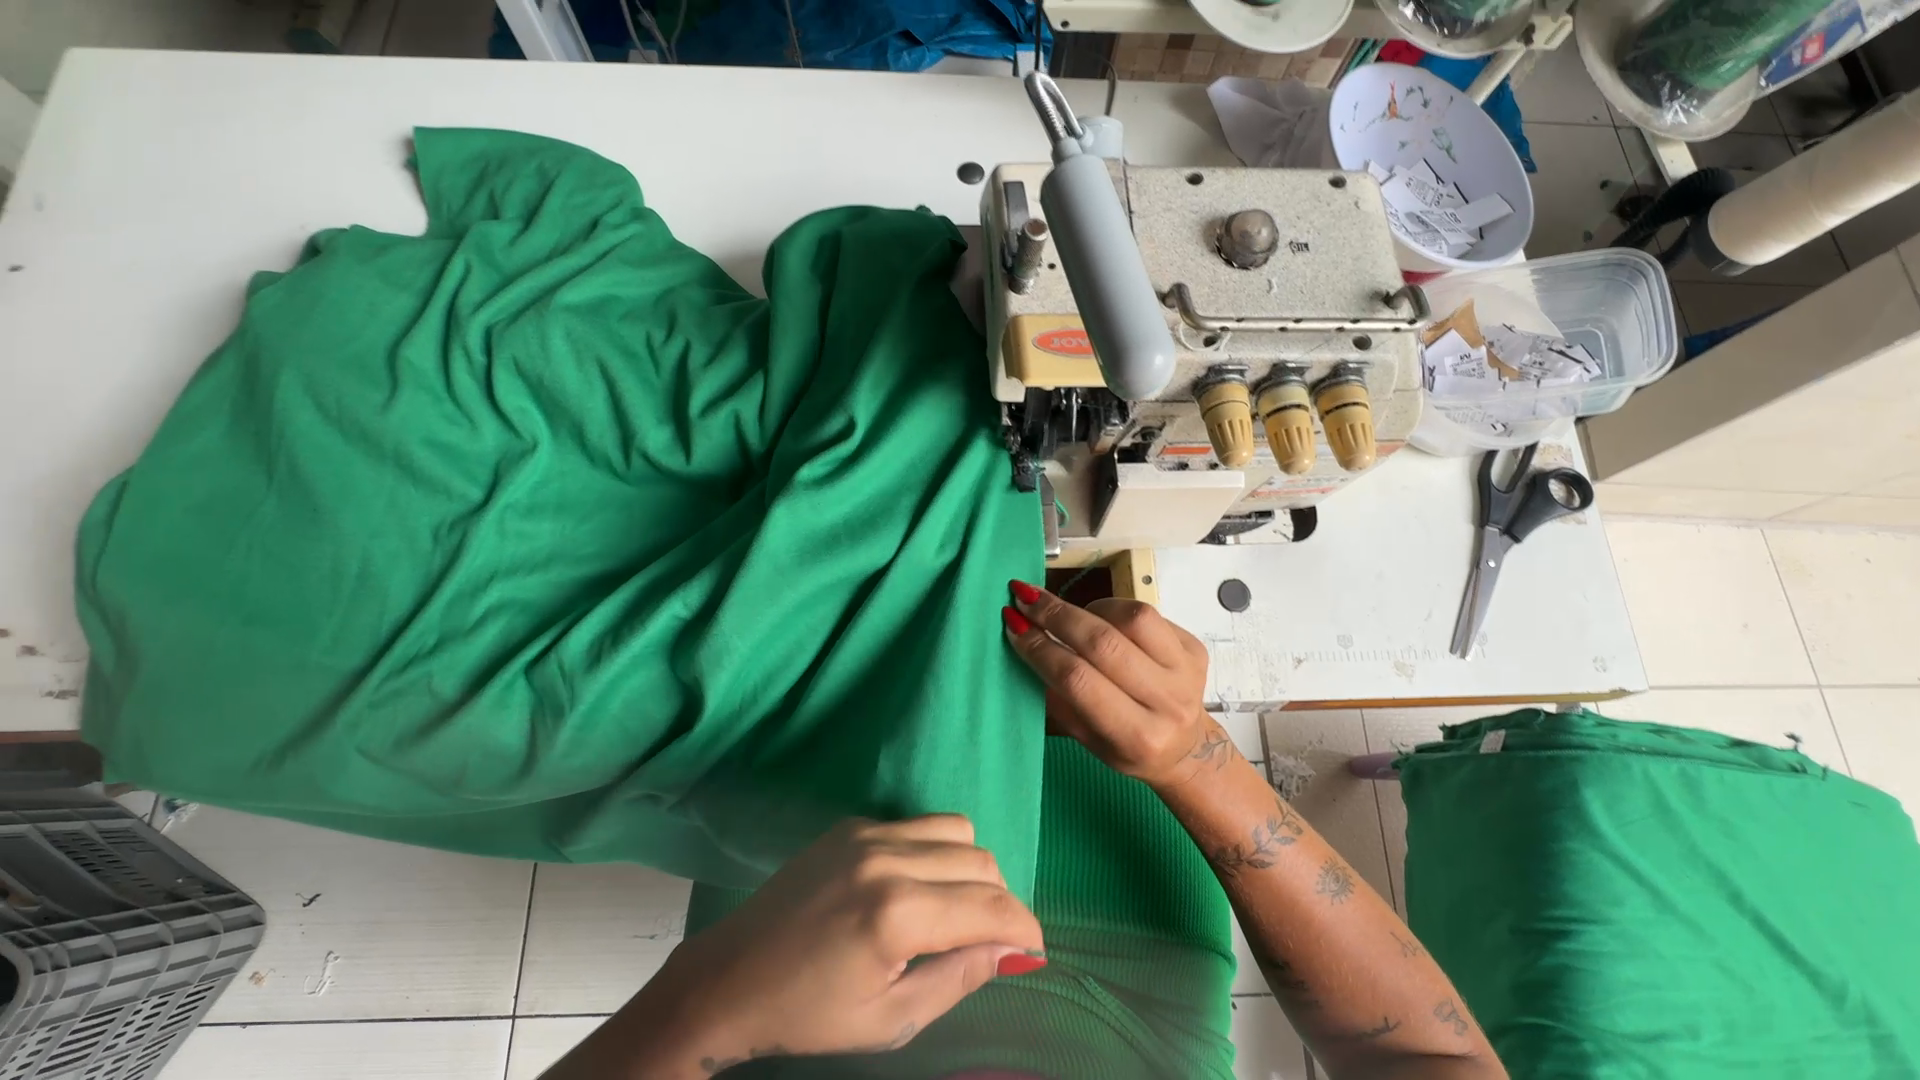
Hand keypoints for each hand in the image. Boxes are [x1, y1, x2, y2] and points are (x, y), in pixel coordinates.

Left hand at [654, 816, 1044, 1069]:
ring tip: (953, 909)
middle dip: (1000, 902)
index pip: (991, 907)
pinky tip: (913, 888)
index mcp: (897, 914)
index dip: (1024, 929)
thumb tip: (1014, 950)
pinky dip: (935, 853)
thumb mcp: (891, 1020)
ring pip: (957, 832)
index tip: (1031, 950)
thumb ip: (960, 978)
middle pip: (982, 862)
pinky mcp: (851, 825)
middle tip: (988, 940)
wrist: (732, 977)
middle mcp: (888, 859)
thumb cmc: (811, 1013)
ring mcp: (867, 834)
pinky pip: (918, 825)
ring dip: (972, 869)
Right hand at [1003, 581, 1222, 789]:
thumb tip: (1024, 638)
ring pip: (1132, 618)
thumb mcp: (1087, 739)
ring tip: (1071, 615)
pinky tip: (1100, 617)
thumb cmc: (1127, 746)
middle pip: (1103, 643)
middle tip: (1026, 598)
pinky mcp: (1195, 647)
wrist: (1186, 748)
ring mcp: (1186, 672)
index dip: (1040, 648)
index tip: (1013, 624)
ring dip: (1089, 608)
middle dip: (1055, 615)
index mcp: (1135, 736)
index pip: (1078, 681)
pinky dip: (1115, 608)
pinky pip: (1149, 613)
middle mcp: (1167, 703)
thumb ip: (1058, 697)